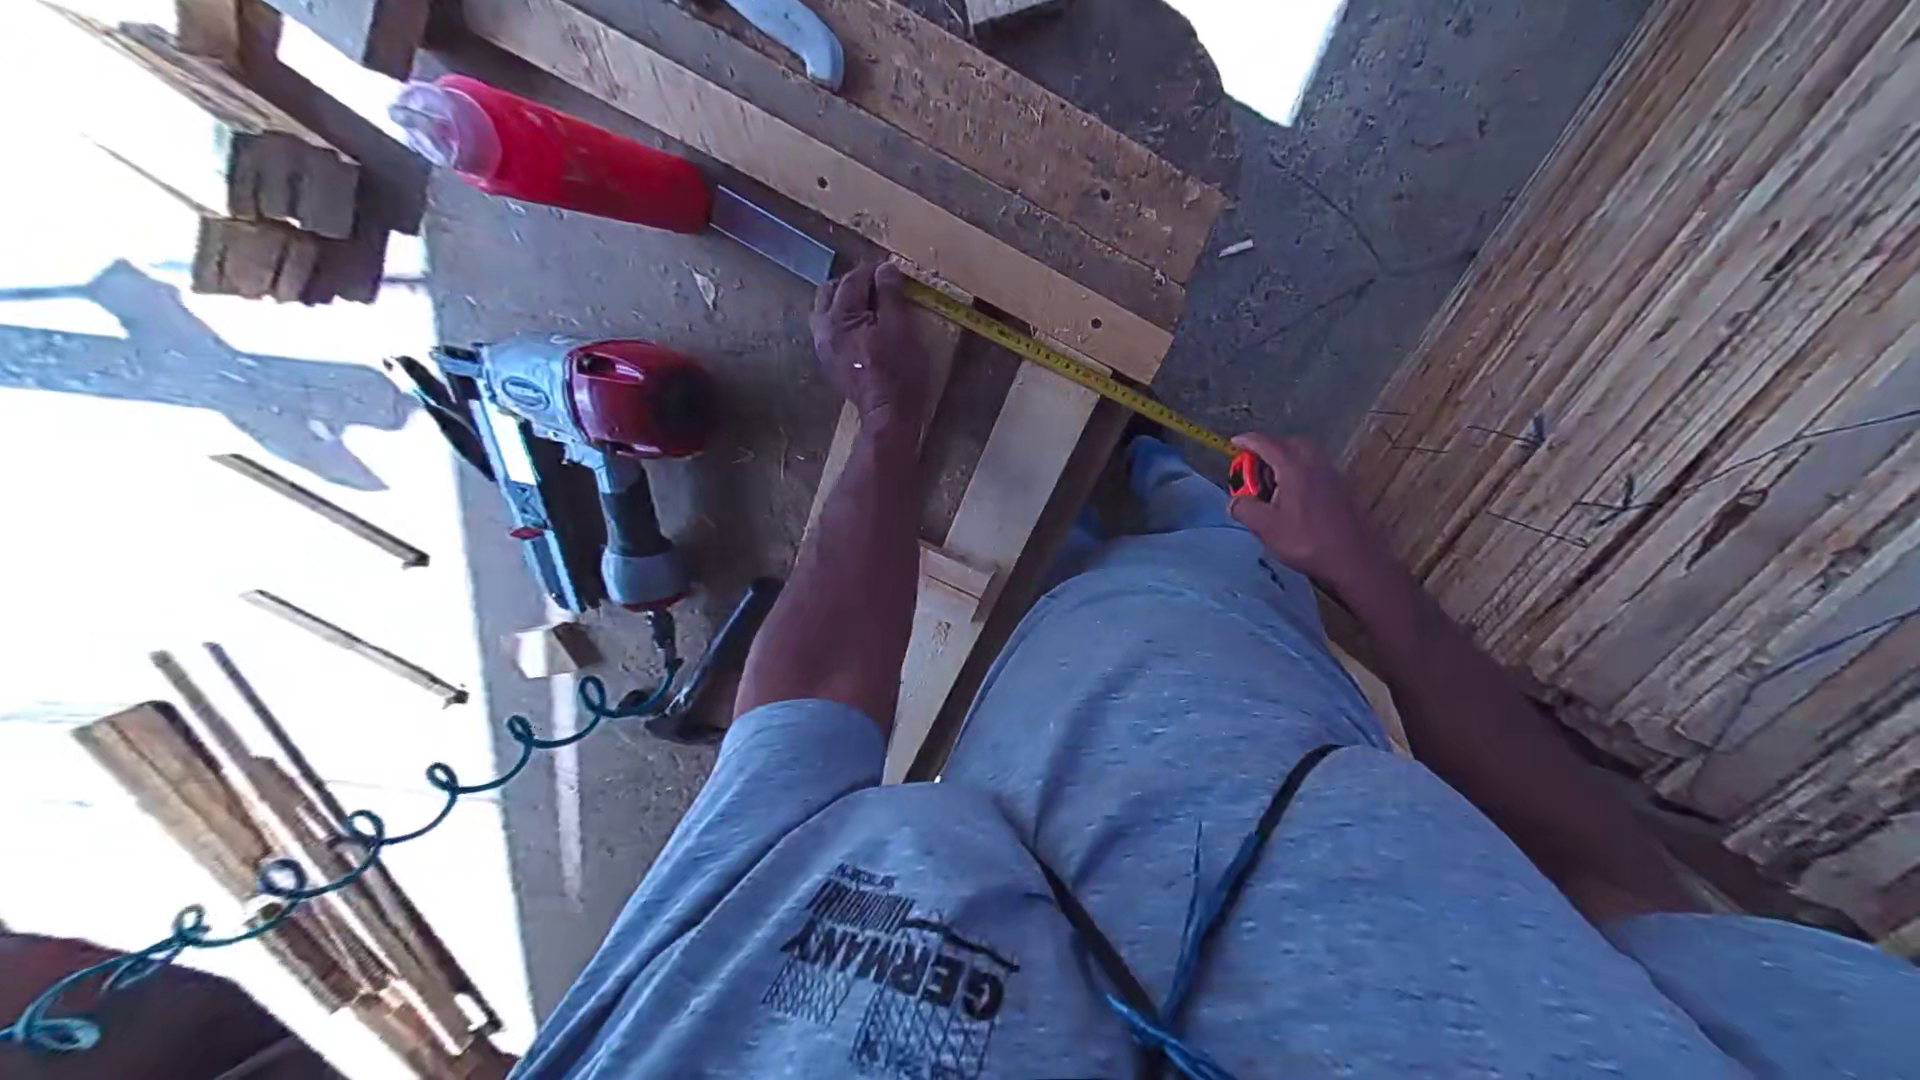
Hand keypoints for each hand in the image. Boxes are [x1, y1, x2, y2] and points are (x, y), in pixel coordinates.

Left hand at [810, 261, 928, 427]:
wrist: (889, 415)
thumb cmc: (899, 371)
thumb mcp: (901, 327)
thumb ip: (891, 294)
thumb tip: (885, 268)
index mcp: (839, 317)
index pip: (853, 280)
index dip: (873, 271)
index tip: (891, 271)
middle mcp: (823, 330)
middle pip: (830, 292)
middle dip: (852, 284)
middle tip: (878, 287)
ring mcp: (824, 349)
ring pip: (826, 312)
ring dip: (844, 303)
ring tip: (869, 308)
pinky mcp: (830, 364)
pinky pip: (830, 332)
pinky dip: (844, 323)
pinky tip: (862, 330)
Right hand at [1228, 433, 1393, 589]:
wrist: (1354, 560)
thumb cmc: (1306, 541)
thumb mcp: (1265, 527)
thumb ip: (1244, 509)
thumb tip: (1235, 501)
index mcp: (1294, 468)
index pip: (1267, 444)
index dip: (1248, 440)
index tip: (1234, 442)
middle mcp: (1315, 465)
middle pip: (1289, 443)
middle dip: (1268, 448)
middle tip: (1253, 466)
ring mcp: (1331, 476)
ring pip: (1305, 455)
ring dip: (1284, 460)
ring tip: (1269, 484)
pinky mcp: (1341, 490)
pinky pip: (1314, 468)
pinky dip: (1298, 472)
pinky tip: (1291, 496)